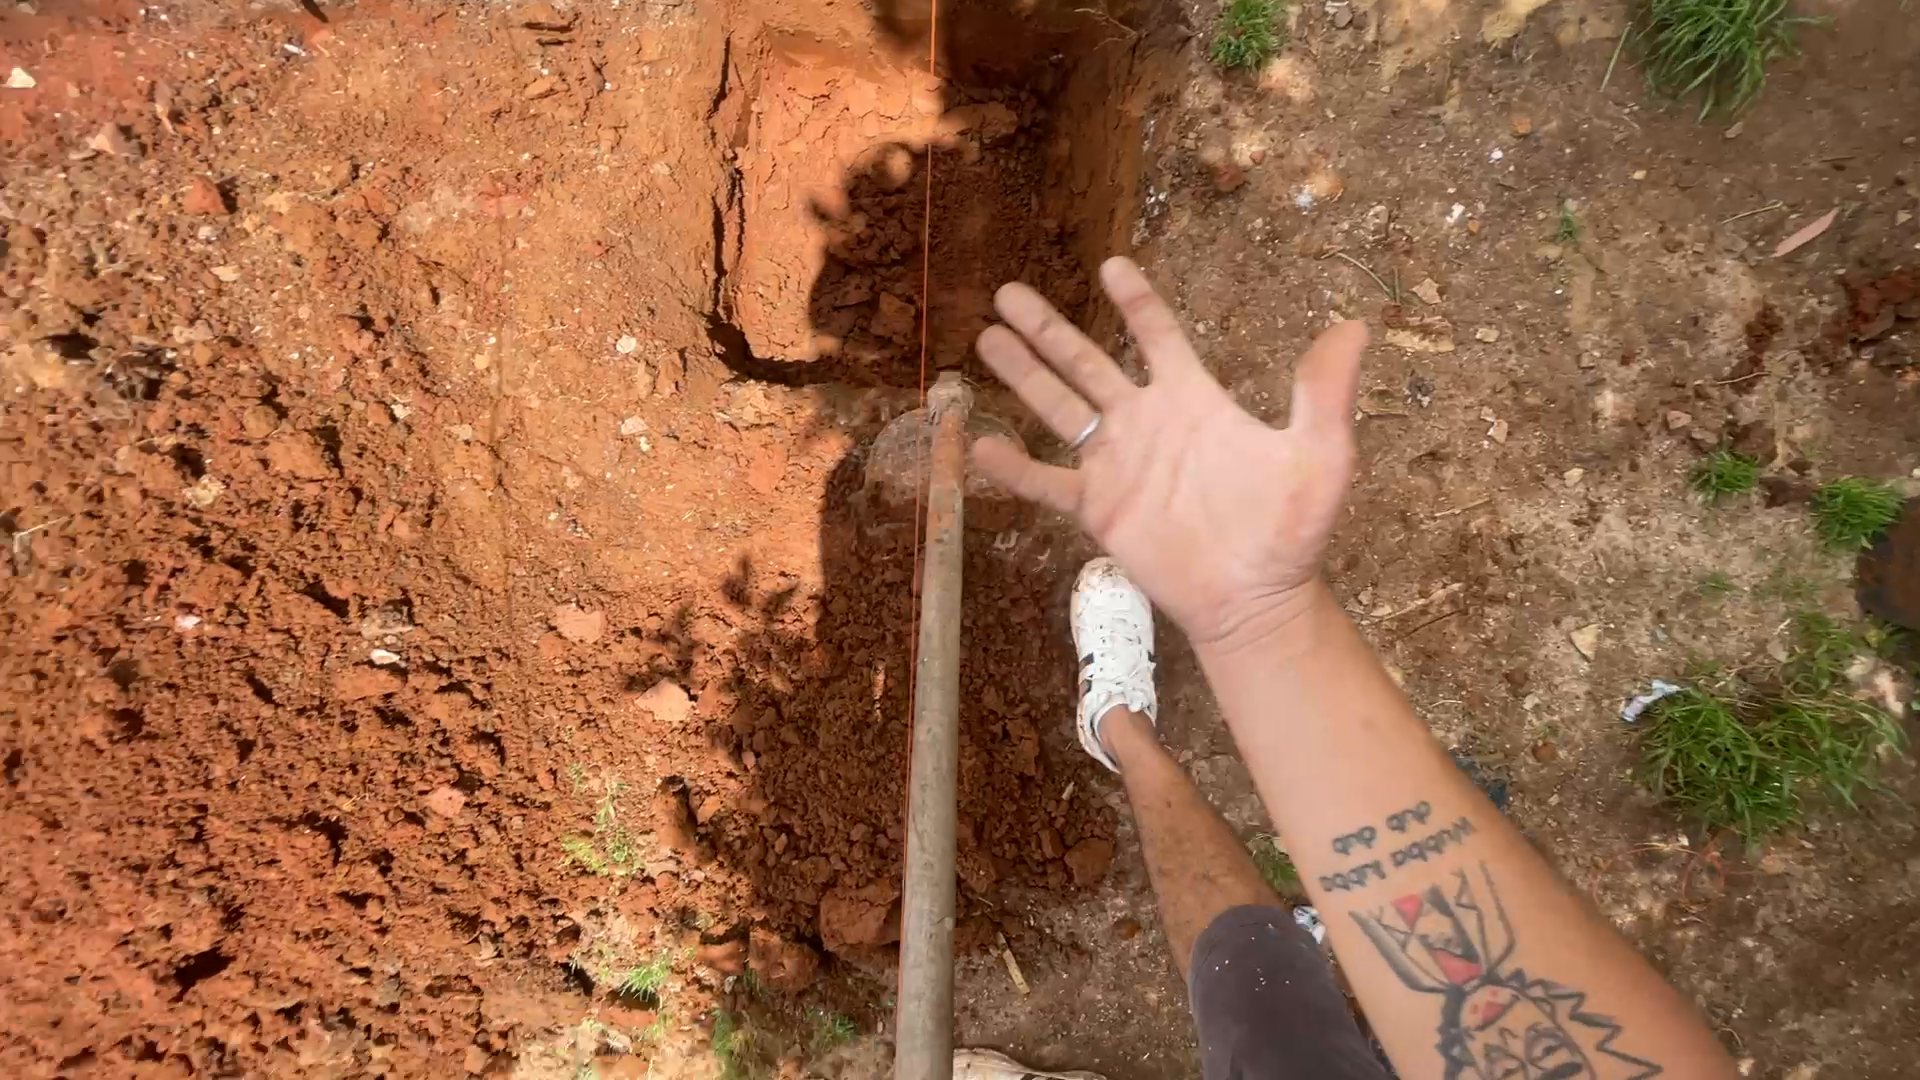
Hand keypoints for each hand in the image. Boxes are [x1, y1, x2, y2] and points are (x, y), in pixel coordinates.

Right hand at [972, 256, 1366, 656]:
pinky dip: (1014, 468)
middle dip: (1048, 328)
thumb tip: (1353, 326)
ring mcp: (1114, 464)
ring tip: (985, 341)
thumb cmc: (1288, 530)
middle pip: (1086, 362)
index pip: (1157, 335)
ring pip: (1058, 408)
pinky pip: (1046, 482)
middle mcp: (1144, 422)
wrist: (1253, 597)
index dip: (1135, 300)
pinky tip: (980, 446)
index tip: (1109, 265)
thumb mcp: (1318, 457)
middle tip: (1008, 294)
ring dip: (1022, 375)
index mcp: (1191, 399)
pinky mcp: (1096, 508)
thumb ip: (1322, 395)